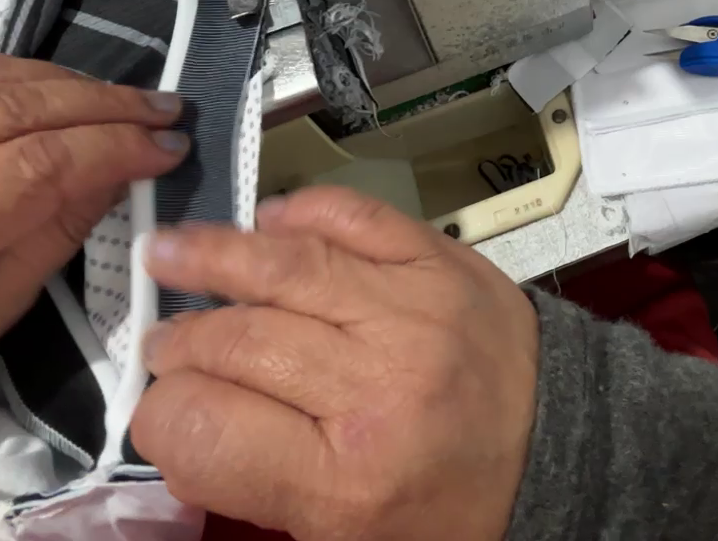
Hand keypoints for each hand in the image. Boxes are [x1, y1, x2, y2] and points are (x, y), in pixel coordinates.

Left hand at [0, 48, 187, 391]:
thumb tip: (129, 165)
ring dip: (68, 82)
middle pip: (10, 109)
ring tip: (122, 99)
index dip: (114, 147)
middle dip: (104, 106)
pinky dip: (15, 72)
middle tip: (164, 111)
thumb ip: (59, 228)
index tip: (171, 146)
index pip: (30, 167)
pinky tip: (58, 88)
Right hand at [133, 187, 538, 540]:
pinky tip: (269, 218)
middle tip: (163, 334)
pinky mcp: (442, 260)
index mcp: (347, 479)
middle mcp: (378, 382)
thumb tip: (185, 407)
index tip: (162, 404)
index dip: (162, 415)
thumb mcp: (344, 532)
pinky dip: (305, 210)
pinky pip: (358, 217)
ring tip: (170, 249)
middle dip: (183, 338)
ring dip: (216, 253)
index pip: (206, 430)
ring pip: (289, 266)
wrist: (555, 441)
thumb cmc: (449, 501)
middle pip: (240, 339)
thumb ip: (256, 476)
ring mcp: (413, 307)